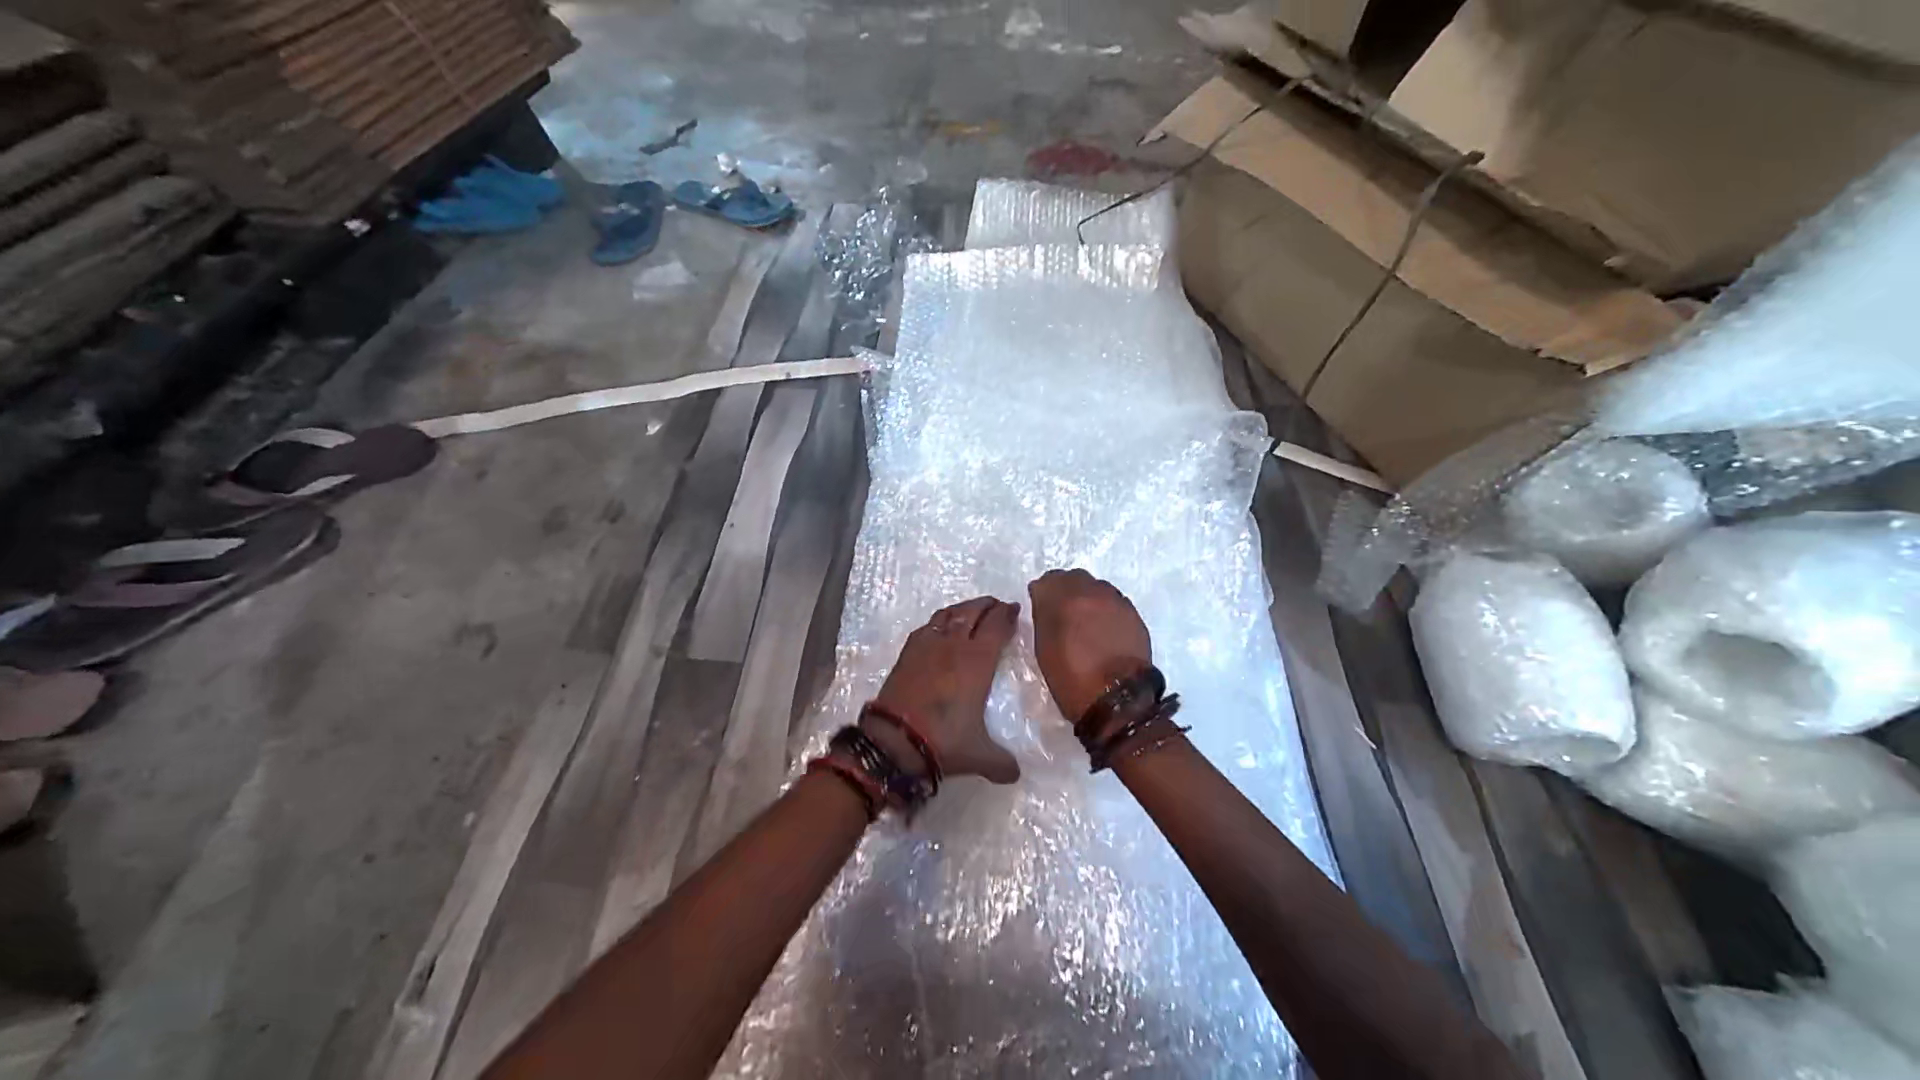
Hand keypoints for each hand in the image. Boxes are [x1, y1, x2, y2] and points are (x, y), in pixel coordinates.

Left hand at [867, 597, 1021, 783]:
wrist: (893, 740)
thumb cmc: (943, 740)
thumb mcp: (979, 755)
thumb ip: (1001, 762)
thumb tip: (1015, 773)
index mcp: (978, 661)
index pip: (997, 626)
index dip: (1007, 615)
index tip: (1014, 609)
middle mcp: (954, 645)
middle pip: (973, 612)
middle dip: (987, 605)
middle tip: (997, 605)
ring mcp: (927, 646)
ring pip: (949, 614)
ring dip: (964, 608)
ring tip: (971, 611)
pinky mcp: (907, 653)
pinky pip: (927, 626)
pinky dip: (939, 621)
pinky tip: (940, 628)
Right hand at [1027, 569, 1152, 722]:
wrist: (1117, 701)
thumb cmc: (1071, 680)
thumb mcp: (1044, 649)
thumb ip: (1044, 617)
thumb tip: (1045, 602)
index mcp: (1064, 600)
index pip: (1047, 581)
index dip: (1043, 593)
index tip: (1041, 606)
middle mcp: (1092, 592)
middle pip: (1074, 578)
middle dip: (1065, 590)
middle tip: (1062, 611)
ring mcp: (1116, 602)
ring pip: (1097, 587)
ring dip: (1087, 598)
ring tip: (1084, 621)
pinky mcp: (1134, 614)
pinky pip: (1114, 602)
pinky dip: (1105, 609)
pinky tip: (1103, 629)